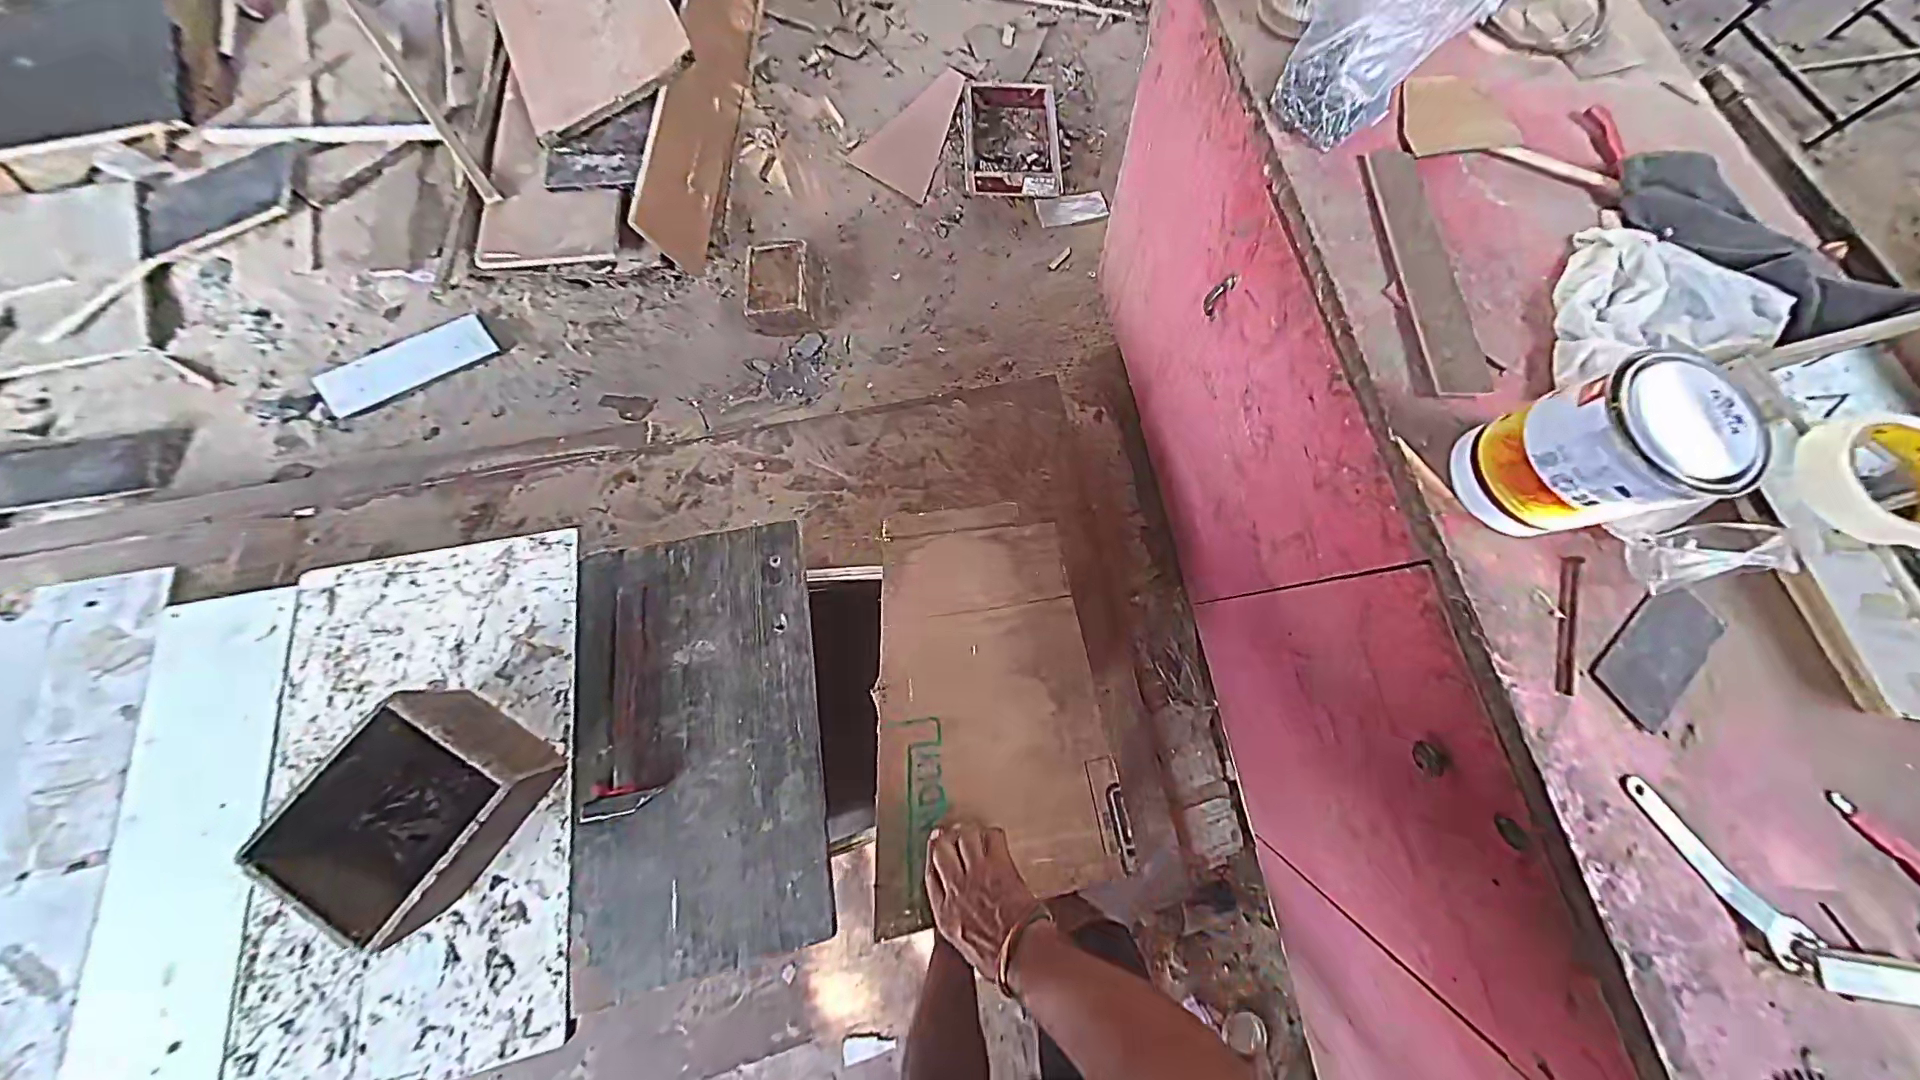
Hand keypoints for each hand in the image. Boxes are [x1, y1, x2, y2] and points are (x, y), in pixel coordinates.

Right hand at [925, 824, 1042, 976]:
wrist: (1020, 954)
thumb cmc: (996, 957)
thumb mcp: (961, 942)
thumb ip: (954, 918)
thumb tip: (957, 903)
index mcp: (944, 912)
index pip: (929, 874)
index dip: (932, 856)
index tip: (936, 846)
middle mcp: (956, 887)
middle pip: (941, 848)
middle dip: (945, 837)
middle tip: (952, 832)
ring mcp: (977, 873)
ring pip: (964, 836)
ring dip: (968, 832)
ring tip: (973, 834)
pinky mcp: (999, 865)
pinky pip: (991, 837)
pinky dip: (991, 834)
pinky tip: (993, 840)